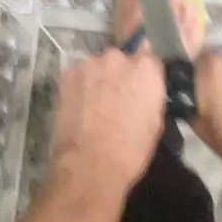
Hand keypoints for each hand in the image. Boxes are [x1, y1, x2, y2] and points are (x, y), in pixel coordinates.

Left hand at [45, 49, 165, 197]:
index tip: (138, 87)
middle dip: (118, 74)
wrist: (90, 164)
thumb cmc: (130, 149)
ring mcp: (90, 63)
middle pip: (120, 59)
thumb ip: (150, 92)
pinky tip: (78, 106)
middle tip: (114, 97)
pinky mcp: (68, 72)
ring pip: (97, 66)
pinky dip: (79, 86)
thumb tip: (146, 78)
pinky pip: (77, 75)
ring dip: (97, 78)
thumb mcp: (154, 121)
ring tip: (93, 105)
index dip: (143, 73)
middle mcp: (118, 57)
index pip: (148, 57)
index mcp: (145, 69)